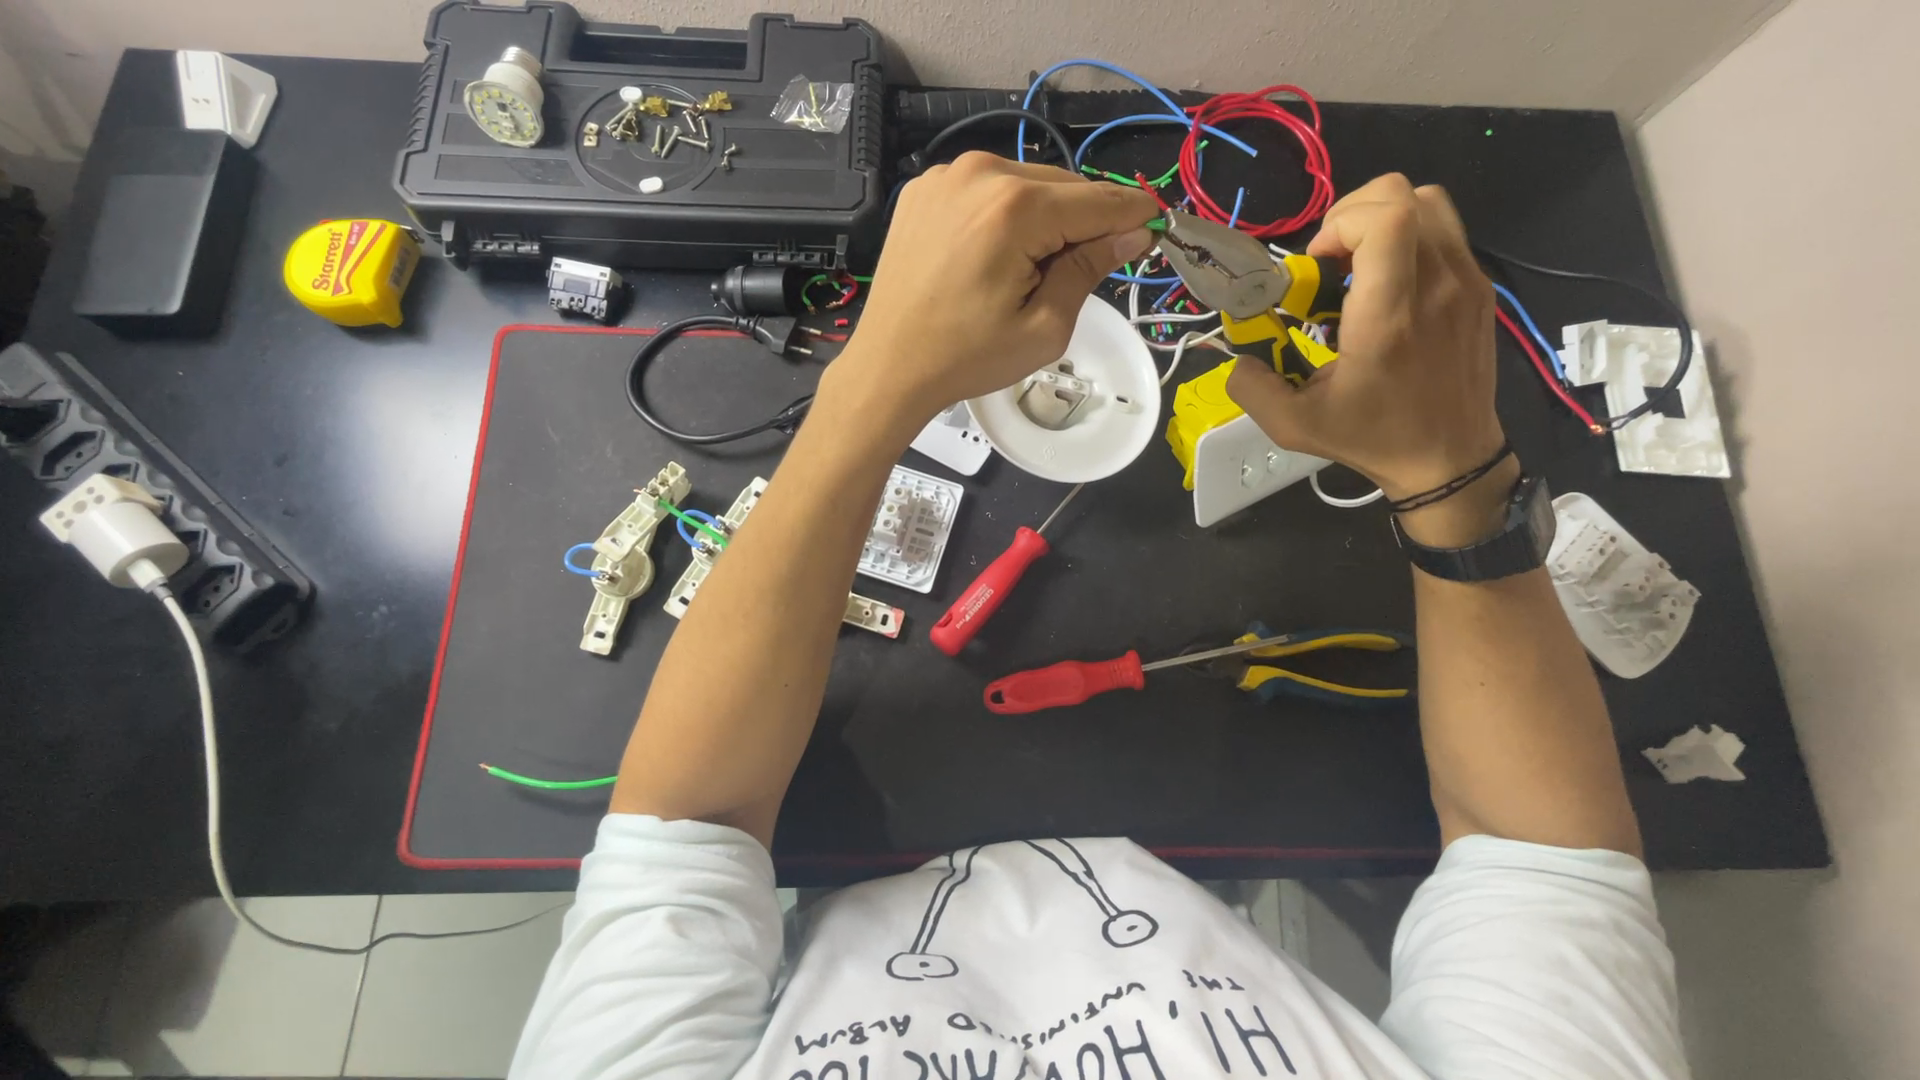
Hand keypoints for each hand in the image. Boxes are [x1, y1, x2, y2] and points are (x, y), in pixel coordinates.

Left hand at [829, 153, 1158, 426]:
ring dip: (1045, 217)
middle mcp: (980, 172)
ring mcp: (945, 176)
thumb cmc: (967, 357)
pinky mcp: (924, 189)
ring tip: (1033, 269)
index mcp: (1014, 208)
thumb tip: (1133, 232)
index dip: (1133, 215)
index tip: (1156, 227)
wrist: (889, 367)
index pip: (1097, 201)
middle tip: (1086, 268)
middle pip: (1062, 186)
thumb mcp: (1043, 327)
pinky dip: (1004, 214)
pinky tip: (995, 255)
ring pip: (1025, 184)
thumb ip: (1089, 270)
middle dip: (1084, 222)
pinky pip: (986, 190)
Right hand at [1225, 173, 1503, 499]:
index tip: (1318, 261)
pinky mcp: (1479, 289)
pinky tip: (1387, 285)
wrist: (1449, 458)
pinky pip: (1445, 233)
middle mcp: (1436, 287)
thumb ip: (1252, 388)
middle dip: (1355, 213)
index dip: (1341, 221)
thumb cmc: (1371, 438)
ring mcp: (1467, 284)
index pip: (1387, 219)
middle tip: (1330, 258)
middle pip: (1407, 196)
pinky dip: (1409, 240)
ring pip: (1431, 204)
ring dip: (1384, 221)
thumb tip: (1237, 357)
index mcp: (1389, 318)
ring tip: (1358, 263)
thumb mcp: (1293, 425)